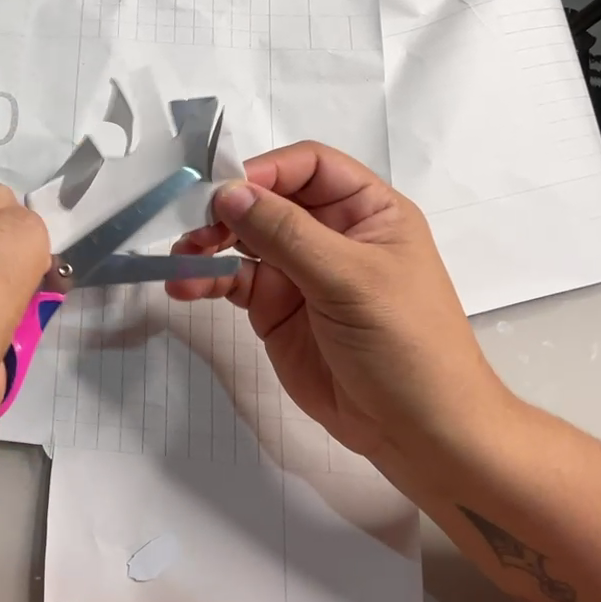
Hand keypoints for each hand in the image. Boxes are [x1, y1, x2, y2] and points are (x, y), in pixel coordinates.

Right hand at [168, 141, 510, 473]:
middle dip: (227, 209)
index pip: (308, 166)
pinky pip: (232, 281)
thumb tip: (229, 193)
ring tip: (181, 259)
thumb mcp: (351, 280)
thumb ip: (286, 234)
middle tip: (196, 228)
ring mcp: (298, 270)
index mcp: (365, 210)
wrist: (419, 434)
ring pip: (242, 239)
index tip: (225, 189)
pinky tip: (183, 286)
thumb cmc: (406, 345)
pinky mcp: (274, 307)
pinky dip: (205, 280)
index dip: (266, 170)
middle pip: (266, 199)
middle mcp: (329, 232)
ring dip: (207, 244)